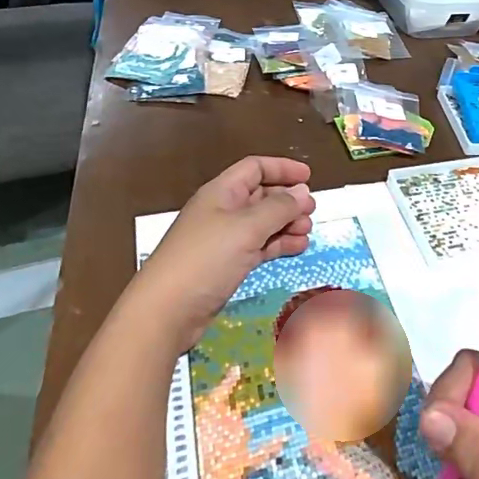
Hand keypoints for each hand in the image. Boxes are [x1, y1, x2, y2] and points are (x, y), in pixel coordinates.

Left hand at [129, 156, 316, 351]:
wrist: (167, 310)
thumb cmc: (205, 259)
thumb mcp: (246, 228)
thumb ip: (278, 208)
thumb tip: (302, 192)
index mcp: (221, 192)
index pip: (254, 168)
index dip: (281, 168)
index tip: (309, 176)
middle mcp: (222, 210)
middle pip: (260, 195)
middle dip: (287, 200)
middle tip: (311, 211)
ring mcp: (224, 239)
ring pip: (262, 222)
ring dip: (286, 224)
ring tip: (307, 232)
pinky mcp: (227, 264)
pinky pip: (258, 246)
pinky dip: (277, 244)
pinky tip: (296, 248)